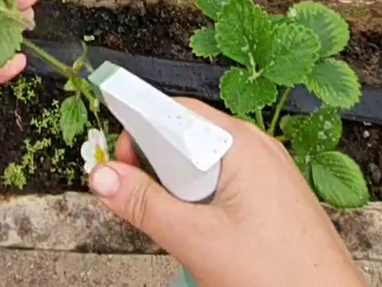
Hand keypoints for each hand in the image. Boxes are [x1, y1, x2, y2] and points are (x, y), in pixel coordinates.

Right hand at [86, 99, 366, 286]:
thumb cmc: (280, 280)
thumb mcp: (197, 241)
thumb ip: (145, 205)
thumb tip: (101, 176)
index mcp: (240, 144)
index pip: (173, 113)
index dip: (139, 134)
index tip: (117, 164)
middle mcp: (256, 147)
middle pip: (187, 137)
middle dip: (158, 167)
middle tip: (144, 204)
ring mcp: (269, 171)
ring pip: (204, 164)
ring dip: (180, 189)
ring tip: (180, 229)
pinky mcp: (275, 197)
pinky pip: (225, 183)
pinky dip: (203, 202)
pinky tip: (204, 235)